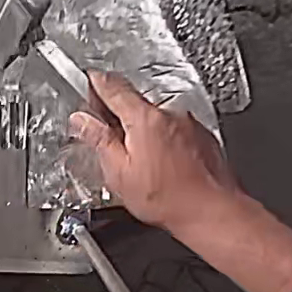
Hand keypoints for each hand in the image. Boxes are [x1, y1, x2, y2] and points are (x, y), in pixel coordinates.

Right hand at [68, 70, 237, 231]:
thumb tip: (81, 121)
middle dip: (117, 116)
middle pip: (135, 104)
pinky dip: (161, 141)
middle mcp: (170, 115)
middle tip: (104, 136)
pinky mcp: (201, 136)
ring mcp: (188, 124)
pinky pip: (173, 130)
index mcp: (145, 119)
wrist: (210, 211)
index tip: (89, 79)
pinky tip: (158, 165)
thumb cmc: (167, 198)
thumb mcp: (118, 172)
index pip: (114, 89)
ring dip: (141, 131)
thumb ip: (99, 140)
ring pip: (154, 119)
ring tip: (135, 161)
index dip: (97, 83)